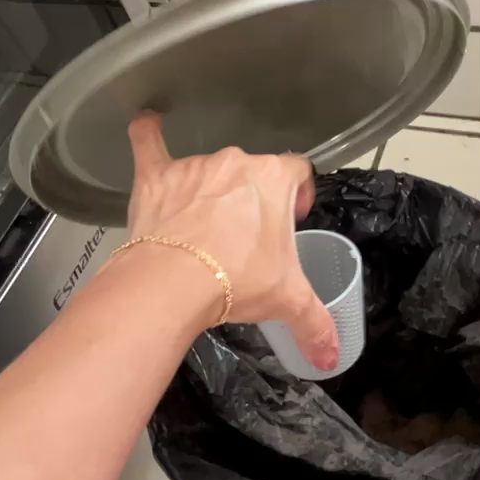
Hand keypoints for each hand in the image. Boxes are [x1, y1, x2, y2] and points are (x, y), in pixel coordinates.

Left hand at [123, 112, 339, 369]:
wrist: (174, 282)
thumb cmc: (239, 280)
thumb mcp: (287, 300)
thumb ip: (315, 322)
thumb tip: (332, 356)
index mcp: (275, 179)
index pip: (297, 171)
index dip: (297, 195)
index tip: (290, 221)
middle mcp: (236, 162)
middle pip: (253, 173)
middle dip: (253, 201)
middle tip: (246, 241)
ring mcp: (194, 167)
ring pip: (209, 171)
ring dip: (211, 193)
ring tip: (204, 233)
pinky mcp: (157, 176)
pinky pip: (149, 144)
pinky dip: (148, 135)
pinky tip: (147, 124)